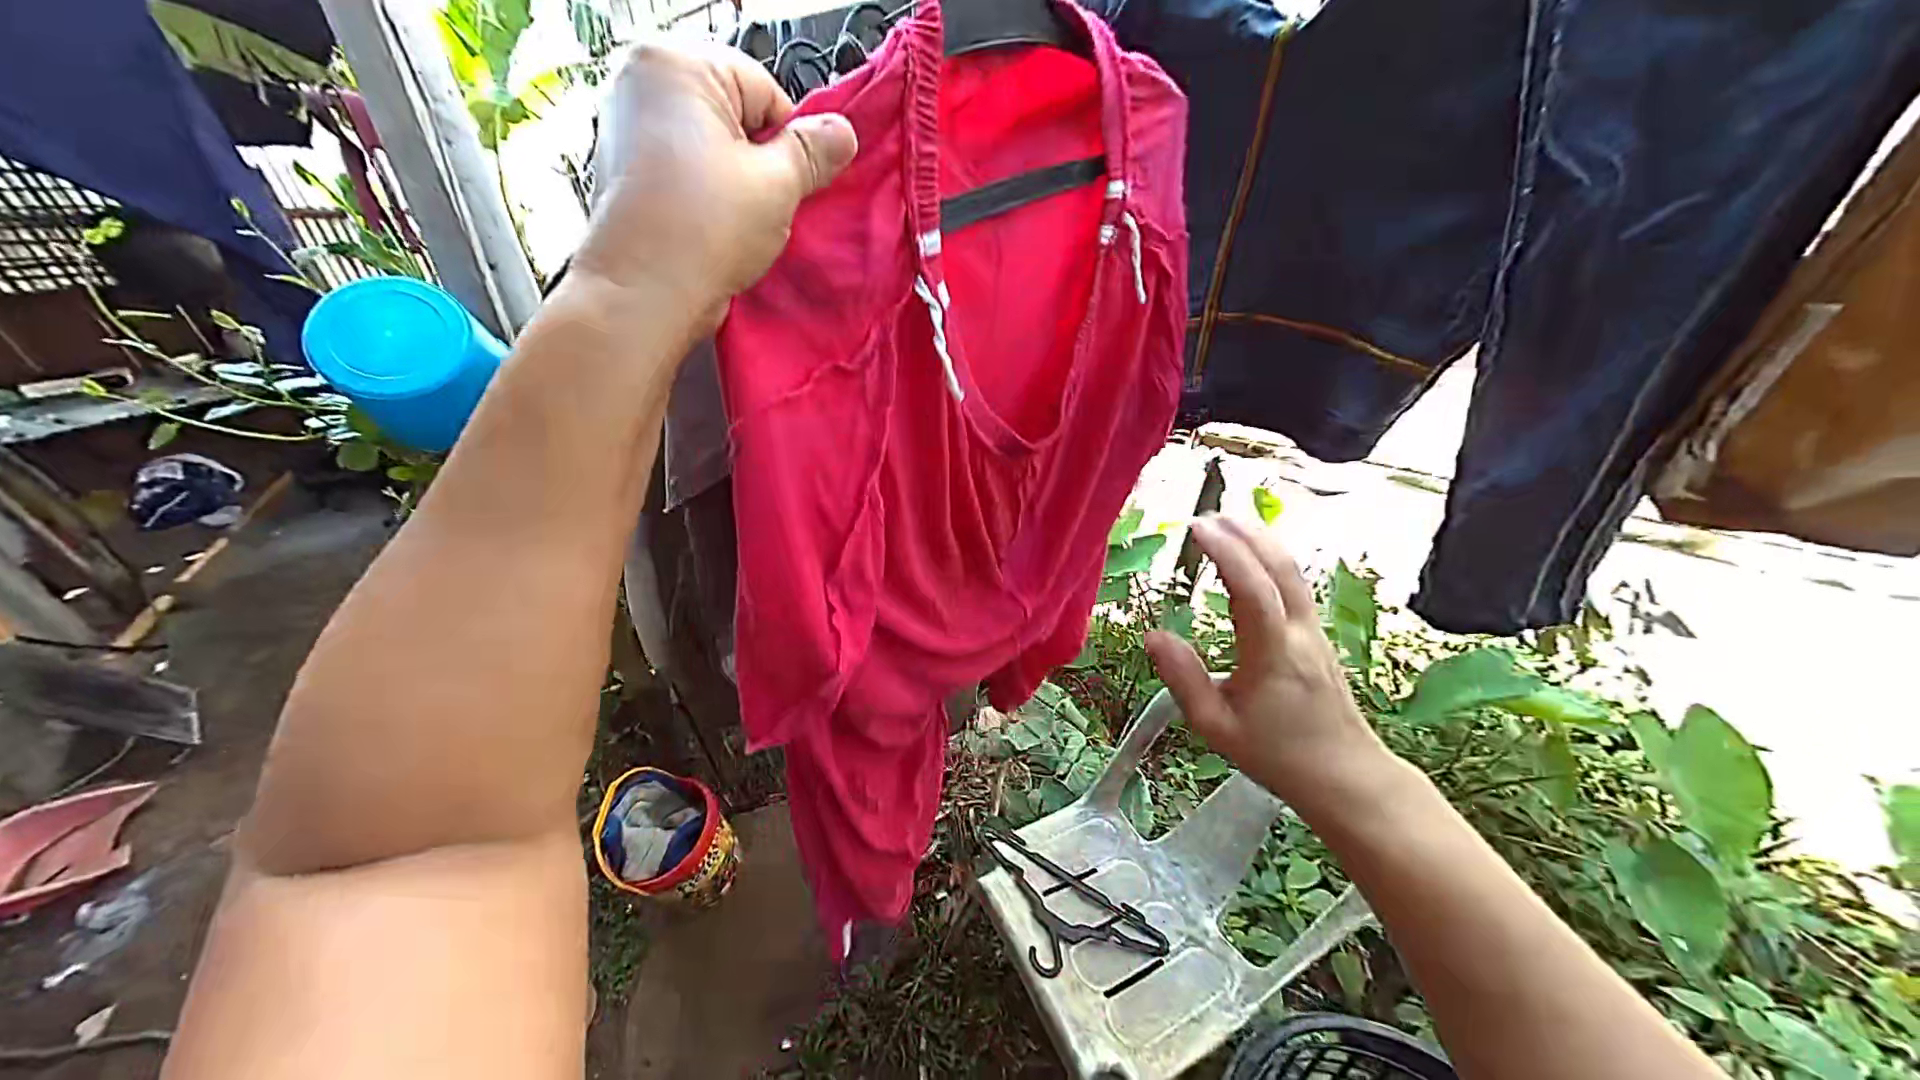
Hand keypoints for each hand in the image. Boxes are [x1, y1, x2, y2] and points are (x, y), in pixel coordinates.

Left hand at [571, 41, 858, 328]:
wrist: (644, 295)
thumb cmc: (700, 232)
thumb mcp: (777, 185)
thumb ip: (813, 152)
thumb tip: (841, 133)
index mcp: (675, 66)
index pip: (764, 88)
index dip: (791, 139)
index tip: (798, 179)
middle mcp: (642, 84)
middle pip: (736, 115)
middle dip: (762, 161)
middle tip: (771, 204)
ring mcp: (628, 129)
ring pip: (713, 148)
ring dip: (739, 184)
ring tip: (741, 222)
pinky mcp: (629, 173)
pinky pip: (688, 172)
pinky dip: (710, 197)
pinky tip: (718, 229)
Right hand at [1145, 516, 1395, 812]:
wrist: (1345, 775)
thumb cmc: (1275, 754)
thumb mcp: (1215, 725)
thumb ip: (1182, 678)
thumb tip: (1154, 635)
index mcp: (1272, 655)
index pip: (1251, 590)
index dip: (1226, 553)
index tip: (1197, 527)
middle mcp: (1299, 634)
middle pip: (1279, 568)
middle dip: (1245, 534)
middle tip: (1208, 515)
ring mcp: (1315, 633)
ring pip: (1292, 573)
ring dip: (1261, 541)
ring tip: (1230, 522)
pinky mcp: (1318, 637)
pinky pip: (1295, 586)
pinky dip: (1272, 560)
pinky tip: (1255, 557)